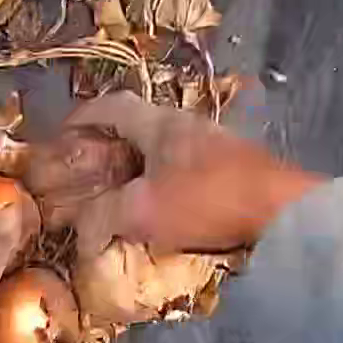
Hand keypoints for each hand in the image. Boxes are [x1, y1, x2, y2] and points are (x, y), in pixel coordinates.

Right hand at [58, 93, 322, 259]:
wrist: (279, 212)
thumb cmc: (205, 201)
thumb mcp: (141, 210)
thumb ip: (102, 218)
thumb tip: (83, 236)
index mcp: (159, 124)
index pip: (111, 106)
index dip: (82, 118)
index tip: (63, 136)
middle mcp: (185, 126)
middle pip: (135, 128)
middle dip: (108, 149)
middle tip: (89, 176)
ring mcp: (211, 146)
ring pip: (160, 151)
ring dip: (136, 170)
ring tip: (120, 198)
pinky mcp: (230, 169)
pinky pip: (181, 170)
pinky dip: (160, 184)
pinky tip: (158, 210)